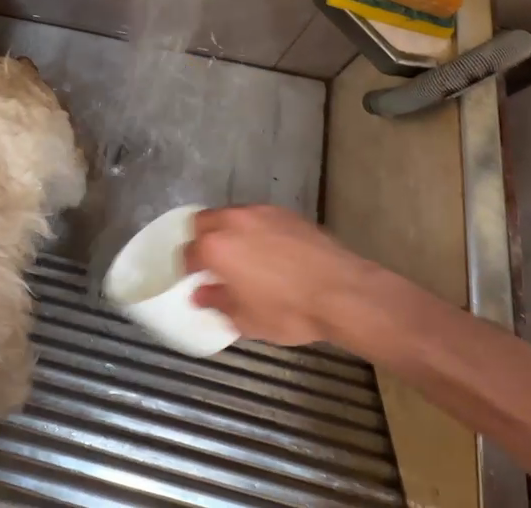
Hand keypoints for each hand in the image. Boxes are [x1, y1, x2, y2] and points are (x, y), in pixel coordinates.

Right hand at [181, 204, 391, 347]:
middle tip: (215, 262)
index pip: (188, 253)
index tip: (196, 281)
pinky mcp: (285, 212)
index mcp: (215, 247)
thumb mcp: (246, 319)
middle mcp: (232, 221)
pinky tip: (272, 251)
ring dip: (230, 232)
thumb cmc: (289, 311)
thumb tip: (200, 294)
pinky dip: (256, 230)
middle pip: (203, 222)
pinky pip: (259, 218)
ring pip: (232, 216)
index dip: (188, 269)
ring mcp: (260, 212)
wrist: (342, 292)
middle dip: (202, 239)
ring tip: (245, 256)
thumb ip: (217, 303)